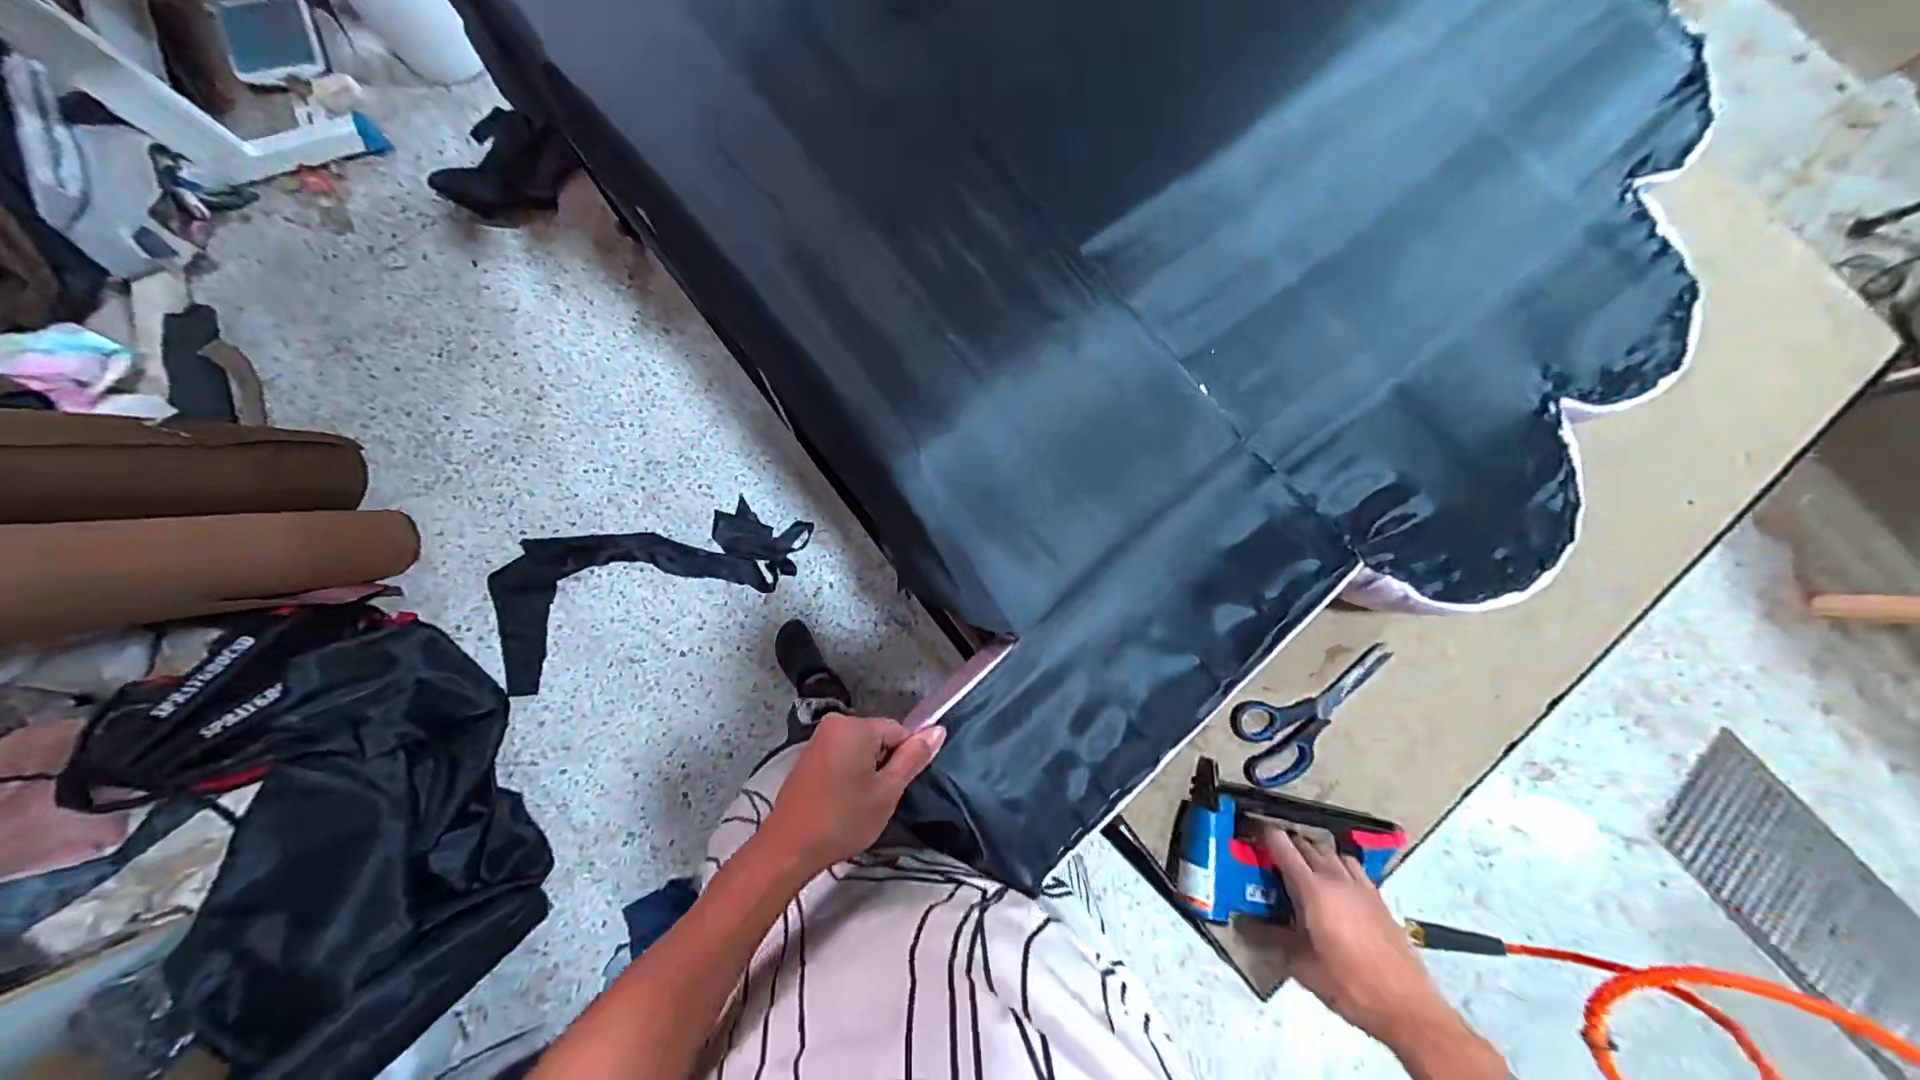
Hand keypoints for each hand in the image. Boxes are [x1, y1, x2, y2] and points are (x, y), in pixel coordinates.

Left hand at [757, 713, 944, 876]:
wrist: (789, 848)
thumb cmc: (843, 819)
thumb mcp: (887, 791)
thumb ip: (913, 758)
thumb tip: (938, 730)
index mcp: (854, 726)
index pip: (899, 731)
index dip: (904, 759)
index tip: (894, 788)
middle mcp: (834, 724)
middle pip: (878, 737)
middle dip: (884, 764)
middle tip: (877, 798)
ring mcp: (818, 740)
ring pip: (860, 749)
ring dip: (867, 771)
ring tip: (859, 802)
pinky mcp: (808, 757)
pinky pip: (842, 756)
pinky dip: (849, 774)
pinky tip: (843, 800)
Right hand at [1256, 826, 1451, 1043]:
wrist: (1407, 1008)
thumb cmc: (1352, 986)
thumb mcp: (1302, 967)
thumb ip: (1274, 940)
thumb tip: (1250, 927)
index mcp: (1314, 891)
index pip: (1285, 849)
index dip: (1267, 834)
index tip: (1254, 829)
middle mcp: (1338, 881)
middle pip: (1309, 846)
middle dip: (1288, 844)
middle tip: (1273, 853)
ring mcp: (1363, 889)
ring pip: (1334, 853)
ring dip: (1316, 852)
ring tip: (1304, 864)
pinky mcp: (1380, 901)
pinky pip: (1355, 869)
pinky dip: (1340, 866)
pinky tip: (1337, 884)